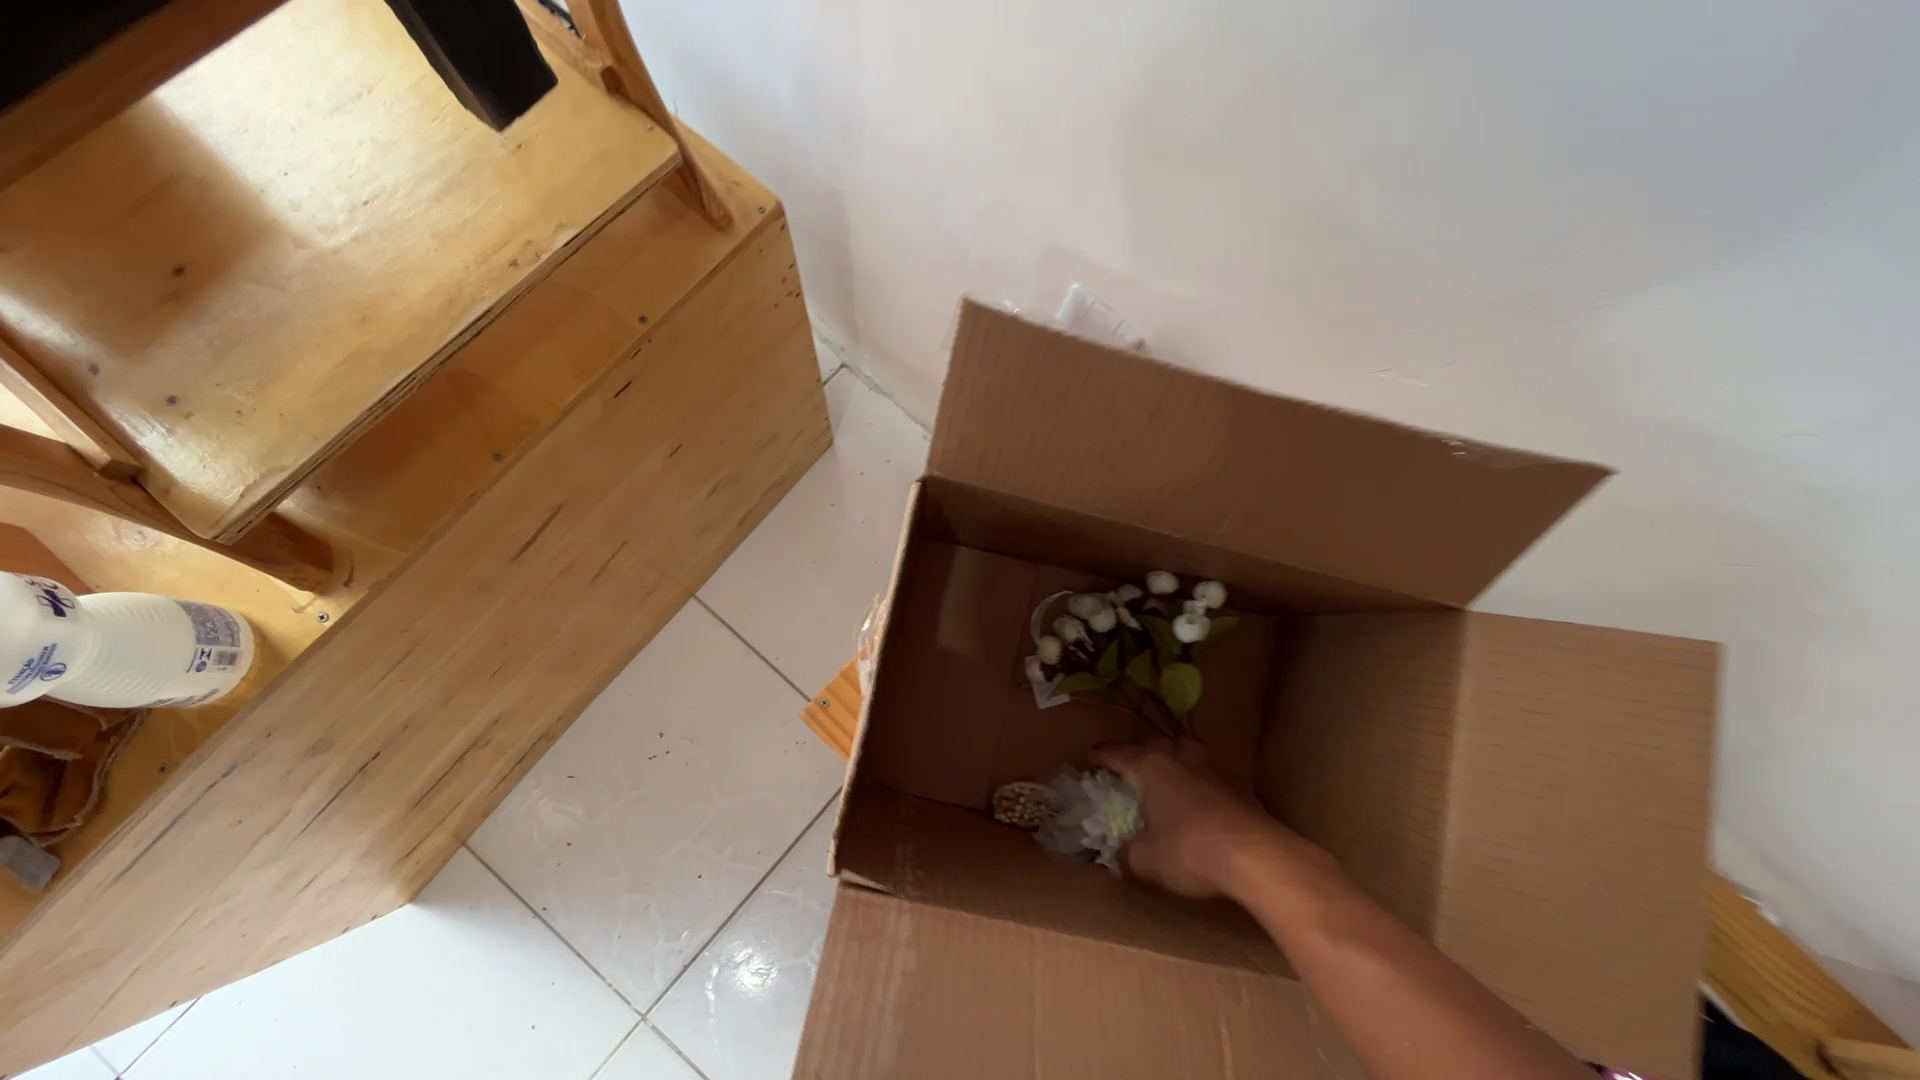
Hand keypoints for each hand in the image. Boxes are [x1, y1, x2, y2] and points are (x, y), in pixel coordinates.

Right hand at [1091, 740, 1326, 899]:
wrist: (1256, 856)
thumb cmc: (1190, 851)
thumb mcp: (1146, 860)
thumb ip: (1127, 855)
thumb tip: (1120, 856)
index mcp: (1149, 767)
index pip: (1117, 753)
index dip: (1101, 755)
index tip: (1091, 757)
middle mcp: (1179, 759)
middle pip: (1153, 745)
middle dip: (1137, 753)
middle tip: (1127, 767)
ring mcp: (1212, 768)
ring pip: (1186, 750)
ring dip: (1172, 758)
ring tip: (1166, 773)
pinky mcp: (1238, 785)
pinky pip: (1208, 773)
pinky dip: (1197, 780)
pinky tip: (1198, 799)